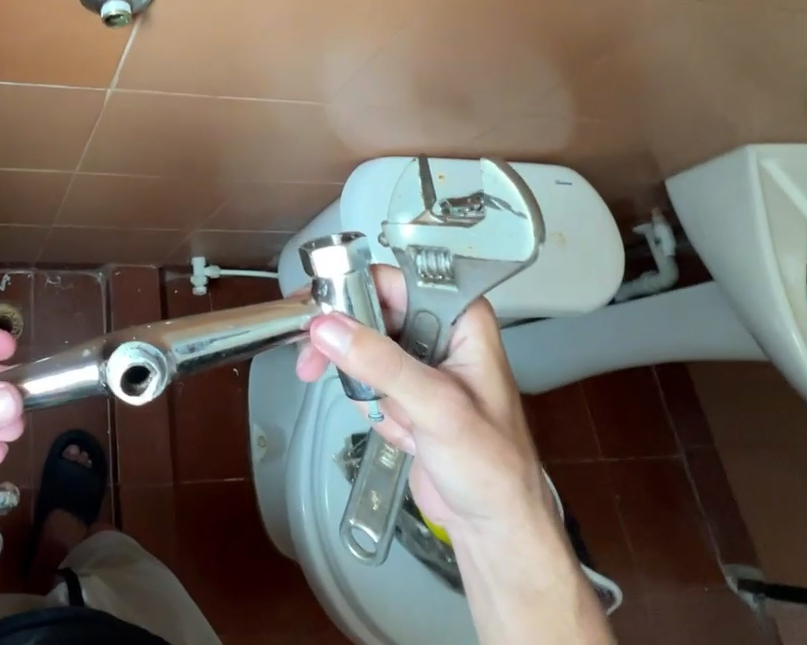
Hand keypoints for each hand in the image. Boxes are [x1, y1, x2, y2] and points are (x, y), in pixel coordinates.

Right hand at [294, 265, 550, 538]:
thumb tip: (327, 328)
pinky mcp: (404, 388)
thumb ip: (382, 364)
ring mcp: (420, 360)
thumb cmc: (490, 466)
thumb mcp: (436, 408)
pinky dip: (367, 403)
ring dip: (357, 380)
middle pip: (369, 308)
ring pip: (360, 343)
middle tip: (311, 358)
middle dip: (344, 341)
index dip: (351, 287)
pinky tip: (397, 431)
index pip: (394, 280)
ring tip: (386, 417)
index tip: (315, 309)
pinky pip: (364, 377)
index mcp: (460, 317)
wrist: (495, 526)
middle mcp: (439, 330)